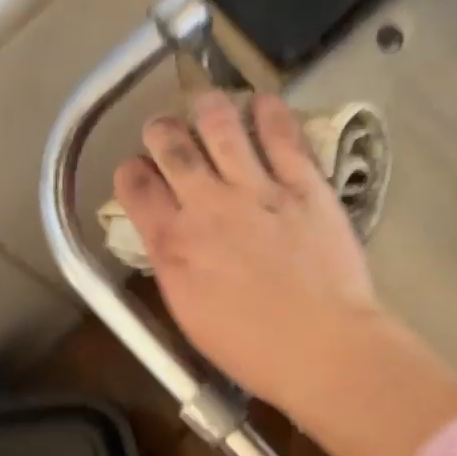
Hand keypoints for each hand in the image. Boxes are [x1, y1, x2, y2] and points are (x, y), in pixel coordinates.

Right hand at [112, 91, 385, 411]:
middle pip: (170, 144)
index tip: (142, 174)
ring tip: (211, 106)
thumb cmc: (255, 351)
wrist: (323, 346)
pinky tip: (266, 104)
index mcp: (173, 244)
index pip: (134, 185)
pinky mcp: (303, 183)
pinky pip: (281, 134)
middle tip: (170, 134)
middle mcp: (207, 205)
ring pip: (220, 124)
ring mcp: (257, 188)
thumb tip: (174, 243)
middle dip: (163, 131)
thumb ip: (178, 268)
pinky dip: (270, 112)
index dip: (133, 172)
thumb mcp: (192, 316)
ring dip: (210, 109)